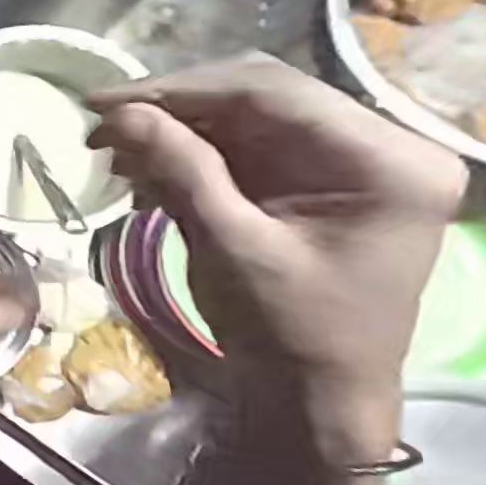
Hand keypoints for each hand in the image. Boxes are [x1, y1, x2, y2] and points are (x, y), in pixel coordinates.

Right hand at [88, 54, 465, 460]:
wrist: (314, 395)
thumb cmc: (286, 332)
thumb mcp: (229, 248)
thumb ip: (181, 171)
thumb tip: (120, 115)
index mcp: (384, 160)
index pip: (270, 93)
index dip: (178, 90)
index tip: (103, 101)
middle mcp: (375, 146)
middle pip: (258, 99)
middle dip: (172, 111)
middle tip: (101, 127)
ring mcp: (344, 162)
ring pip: (243, 122)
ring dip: (174, 135)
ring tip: (114, 156)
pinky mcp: (312, 182)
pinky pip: (242, 151)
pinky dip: (188, 159)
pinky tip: (145, 175)